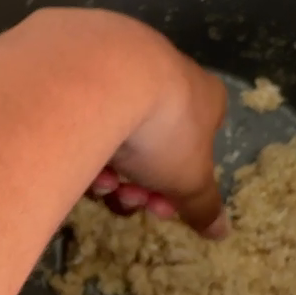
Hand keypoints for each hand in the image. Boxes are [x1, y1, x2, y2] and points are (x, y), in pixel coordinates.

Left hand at [94, 27, 230, 239]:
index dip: (179, 181)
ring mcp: (119, 63)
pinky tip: (74, 155)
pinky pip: (81, 112)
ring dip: (108, 168)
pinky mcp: (75, 63)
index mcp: (202, 96)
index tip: (162, 206)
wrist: (100, 76)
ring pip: (114, 130)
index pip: (198, 142)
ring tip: (98, 181)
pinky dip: (80, 140)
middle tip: (128, 198)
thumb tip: (221, 231)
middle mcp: (163, 72)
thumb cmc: (162, 128)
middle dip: (140, 182)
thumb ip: (202, 205)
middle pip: (151, 143)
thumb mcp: (187, 179)